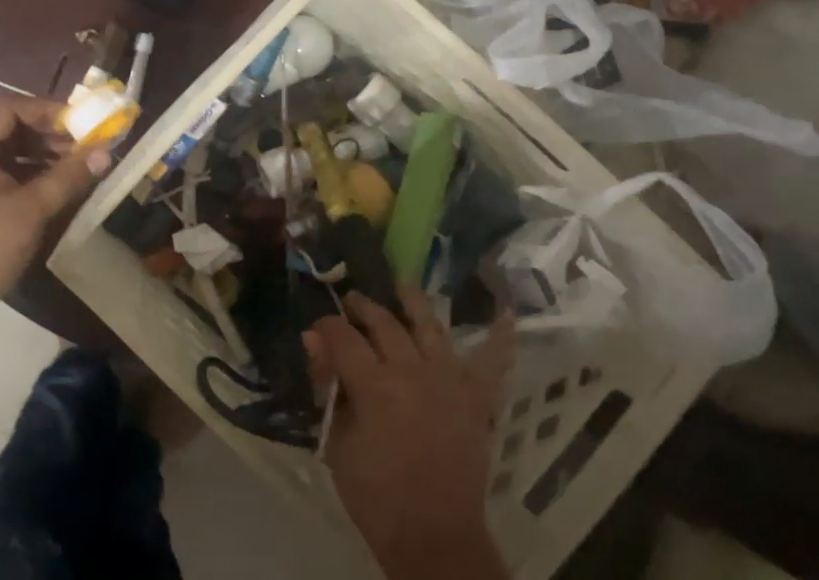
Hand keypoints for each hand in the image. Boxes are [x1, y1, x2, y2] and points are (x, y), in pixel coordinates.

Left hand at [0, 98, 111, 323]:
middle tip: (86, 143)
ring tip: (78, 161)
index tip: (81, 121)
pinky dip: (29, 169)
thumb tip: (106, 151)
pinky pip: (2, 168)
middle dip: (49, 133)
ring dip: (42, 152)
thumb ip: (68, 177)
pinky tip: (58, 179)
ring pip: (7, 148)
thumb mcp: (31, 210)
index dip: (46, 111)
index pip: (7, 110)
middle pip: (7, 127)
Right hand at [305, 289, 514, 579]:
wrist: (434, 534)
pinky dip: (500, 336)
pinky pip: (492, 362)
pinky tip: (505, 312)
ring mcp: (450, 381)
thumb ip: (329, 388)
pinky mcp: (477, 399)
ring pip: (430, 326)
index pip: (343, 338)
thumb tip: (314, 341)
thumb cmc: (375, 495)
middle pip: (384, 324)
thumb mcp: (337, 443)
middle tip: (351, 300)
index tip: (317, 326)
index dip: (327, 326)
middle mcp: (413, 372)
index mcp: (374, 386)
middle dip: (363, 307)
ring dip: (413, 302)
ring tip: (400, 285)